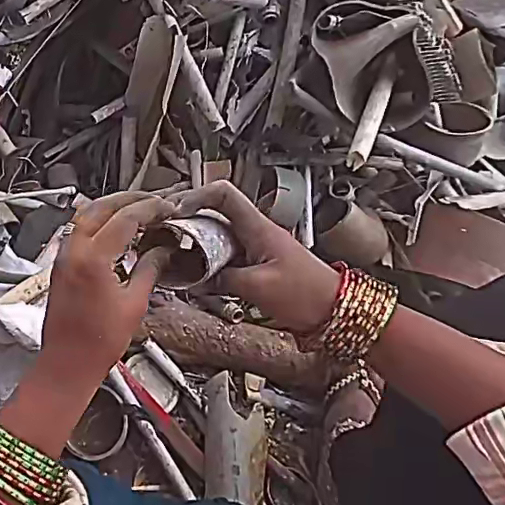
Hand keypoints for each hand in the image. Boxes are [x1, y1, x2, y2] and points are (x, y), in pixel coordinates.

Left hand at [37, 192, 175, 378]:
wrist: (67, 364)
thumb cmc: (96, 343)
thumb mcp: (134, 304)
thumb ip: (149, 269)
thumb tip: (162, 251)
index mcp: (93, 260)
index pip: (125, 217)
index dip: (150, 209)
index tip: (166, 208)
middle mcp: (73, 253)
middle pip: (101, 207)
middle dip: (130, 200)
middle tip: (154, 202)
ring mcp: (63, 258)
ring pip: (86, 215)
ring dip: (113, 207)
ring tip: (138, 210)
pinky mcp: (61, 266)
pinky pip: (79, 230)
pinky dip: (99, 222)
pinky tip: (116, 230)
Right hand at [171, 180, 340, 332]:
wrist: (335, 310)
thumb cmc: (308, 295)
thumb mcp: (258, 288)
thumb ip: (222, 280)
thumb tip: (196, 279)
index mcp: (259, 228)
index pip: (223, 194)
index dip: (195, 197)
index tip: (176, 213)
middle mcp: (256, 232)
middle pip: (214, 213)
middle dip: (190, 221)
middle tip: (169, 233)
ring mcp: (256, 247)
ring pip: (218, 236)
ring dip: (198, 244)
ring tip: (179, 256)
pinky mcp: (257, 264)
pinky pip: (227, 256)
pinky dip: (210, 263)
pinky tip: (200, 276)